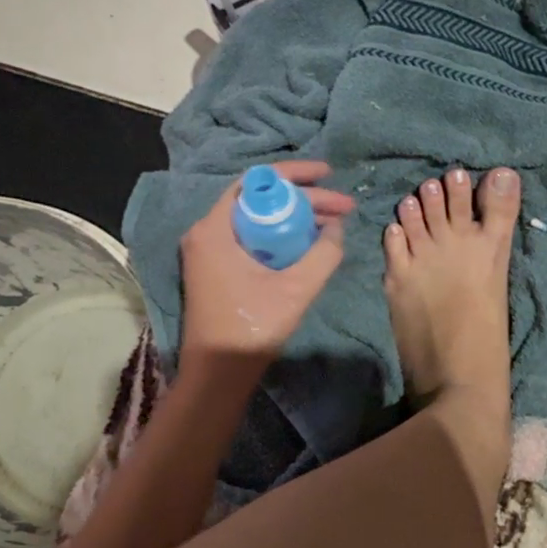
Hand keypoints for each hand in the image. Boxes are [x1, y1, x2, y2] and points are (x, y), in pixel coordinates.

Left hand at [180, 161, 353, 363]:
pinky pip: (250, 238)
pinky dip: (279, 235)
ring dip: (293, 217)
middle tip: (340, 207)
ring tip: (330, 223)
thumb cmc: (251, 327)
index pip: (258, 182)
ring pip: (256, 219)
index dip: (296, 174)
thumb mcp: (297, 289)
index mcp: (215, 228)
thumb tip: (338, 228)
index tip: (329, 174)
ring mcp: (208, 252)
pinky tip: (306, 243)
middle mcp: (205, 232)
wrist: (217, 373)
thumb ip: (323, 253)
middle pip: (258, 199)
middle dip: (303, 199)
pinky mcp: (215, 269)